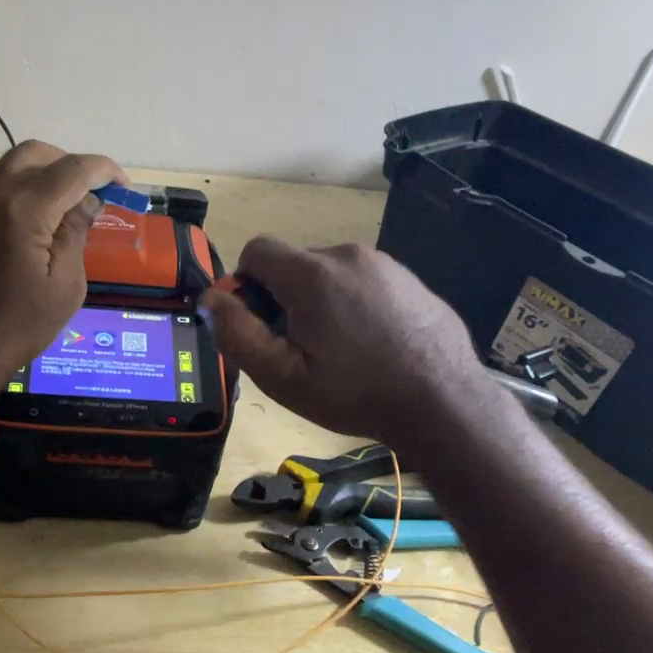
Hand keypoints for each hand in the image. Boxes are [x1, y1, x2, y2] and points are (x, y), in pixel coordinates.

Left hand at [0, 141, 127, 407]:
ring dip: (45, 175)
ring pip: (13, 167)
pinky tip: (40, 223)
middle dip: (71, 165)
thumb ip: (76, 234)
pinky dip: (24, 190)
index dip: (105, 171)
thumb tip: (86, 202)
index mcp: (25, 208)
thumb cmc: (18, 326)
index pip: (74, 169)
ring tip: (69, 208)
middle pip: (37, 154)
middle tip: (94, 193)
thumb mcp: (65, 285)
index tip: (124, 187)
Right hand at [198, 238, 508, 449]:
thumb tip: (209, 300)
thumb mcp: (283, 377)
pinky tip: (372, 346)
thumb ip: (238, 335)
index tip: (260, 325)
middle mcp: (347, 255)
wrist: (443, 402)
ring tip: (341, 352)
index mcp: (311, 274)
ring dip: (322, 303)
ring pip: (331, 275)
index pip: (257, 250)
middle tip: (300, 349)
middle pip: (295, 265)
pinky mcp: (410, 280)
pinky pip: (365, 283)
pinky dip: (356, 306)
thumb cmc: (355, 393)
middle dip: (286, 298)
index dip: (245, 285)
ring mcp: (385, 264)